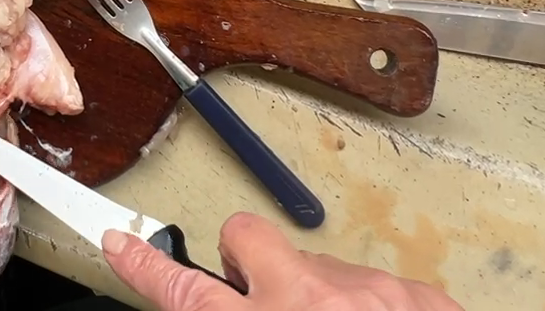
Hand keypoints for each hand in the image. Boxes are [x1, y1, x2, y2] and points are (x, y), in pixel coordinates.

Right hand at [103, 213, 461, 310]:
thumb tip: (241, 302)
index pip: (187, 296)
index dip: (147, 268)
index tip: (118, 240)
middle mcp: (313, 301)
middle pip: (247, 241)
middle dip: (253, 267)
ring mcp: (373, 293)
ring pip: (322, 269)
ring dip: (328, 305)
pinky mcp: (427, 297)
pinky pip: (382, 290)